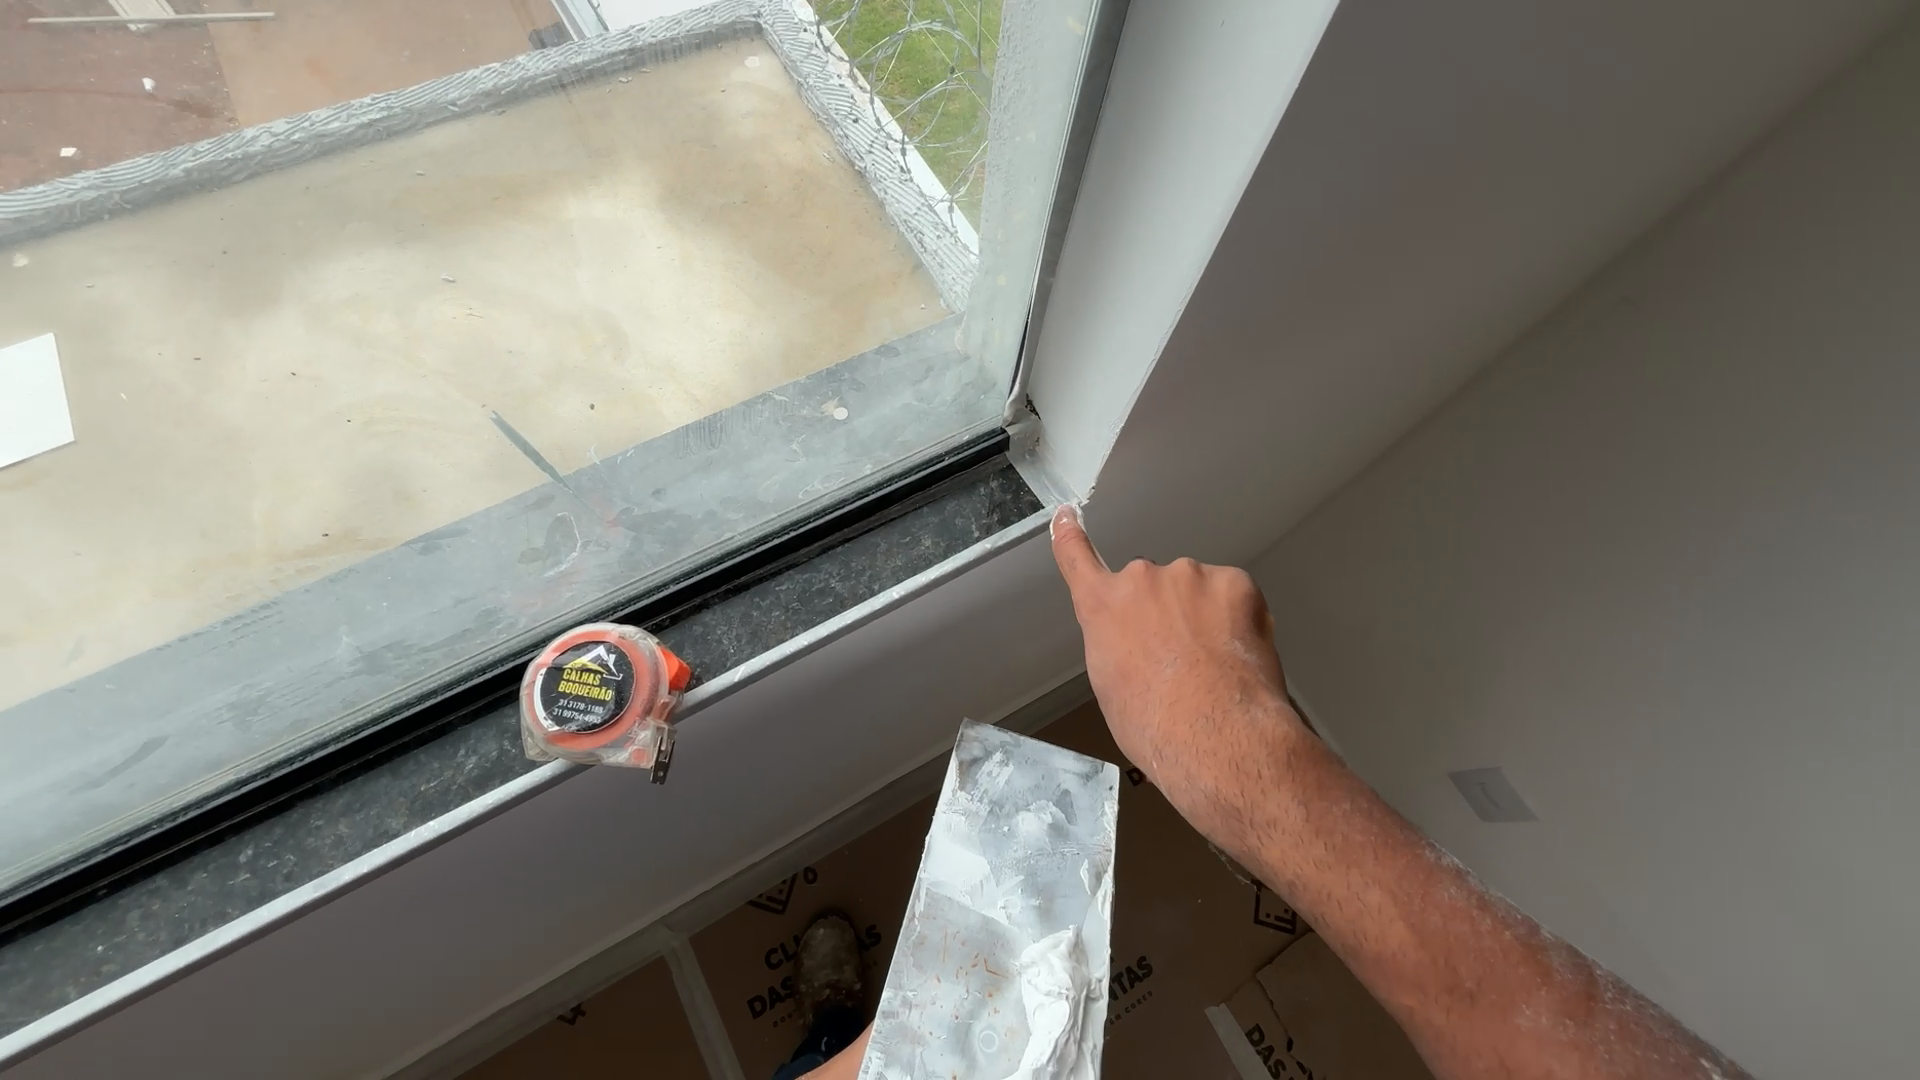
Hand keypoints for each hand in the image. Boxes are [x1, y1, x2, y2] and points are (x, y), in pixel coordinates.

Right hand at [1049, 504, 1310, 856]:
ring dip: (1203, 617)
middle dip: (1166, 613)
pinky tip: (1238, 656)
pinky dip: (1238, 620)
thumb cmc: (1155, 725)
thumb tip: (1138, 641)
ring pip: (1196, 591)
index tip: (1067, 514)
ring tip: (1213, 667)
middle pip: (1153, 587)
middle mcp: (1141, 579)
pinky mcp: (1234, 582)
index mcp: (1103, 607)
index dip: (1070, 534)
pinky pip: (1233, 595)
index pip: (1077, 559)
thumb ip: (1116, 643)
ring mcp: (1189, 576)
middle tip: (1182, 661)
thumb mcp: (1112, 685)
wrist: (1216, 736)